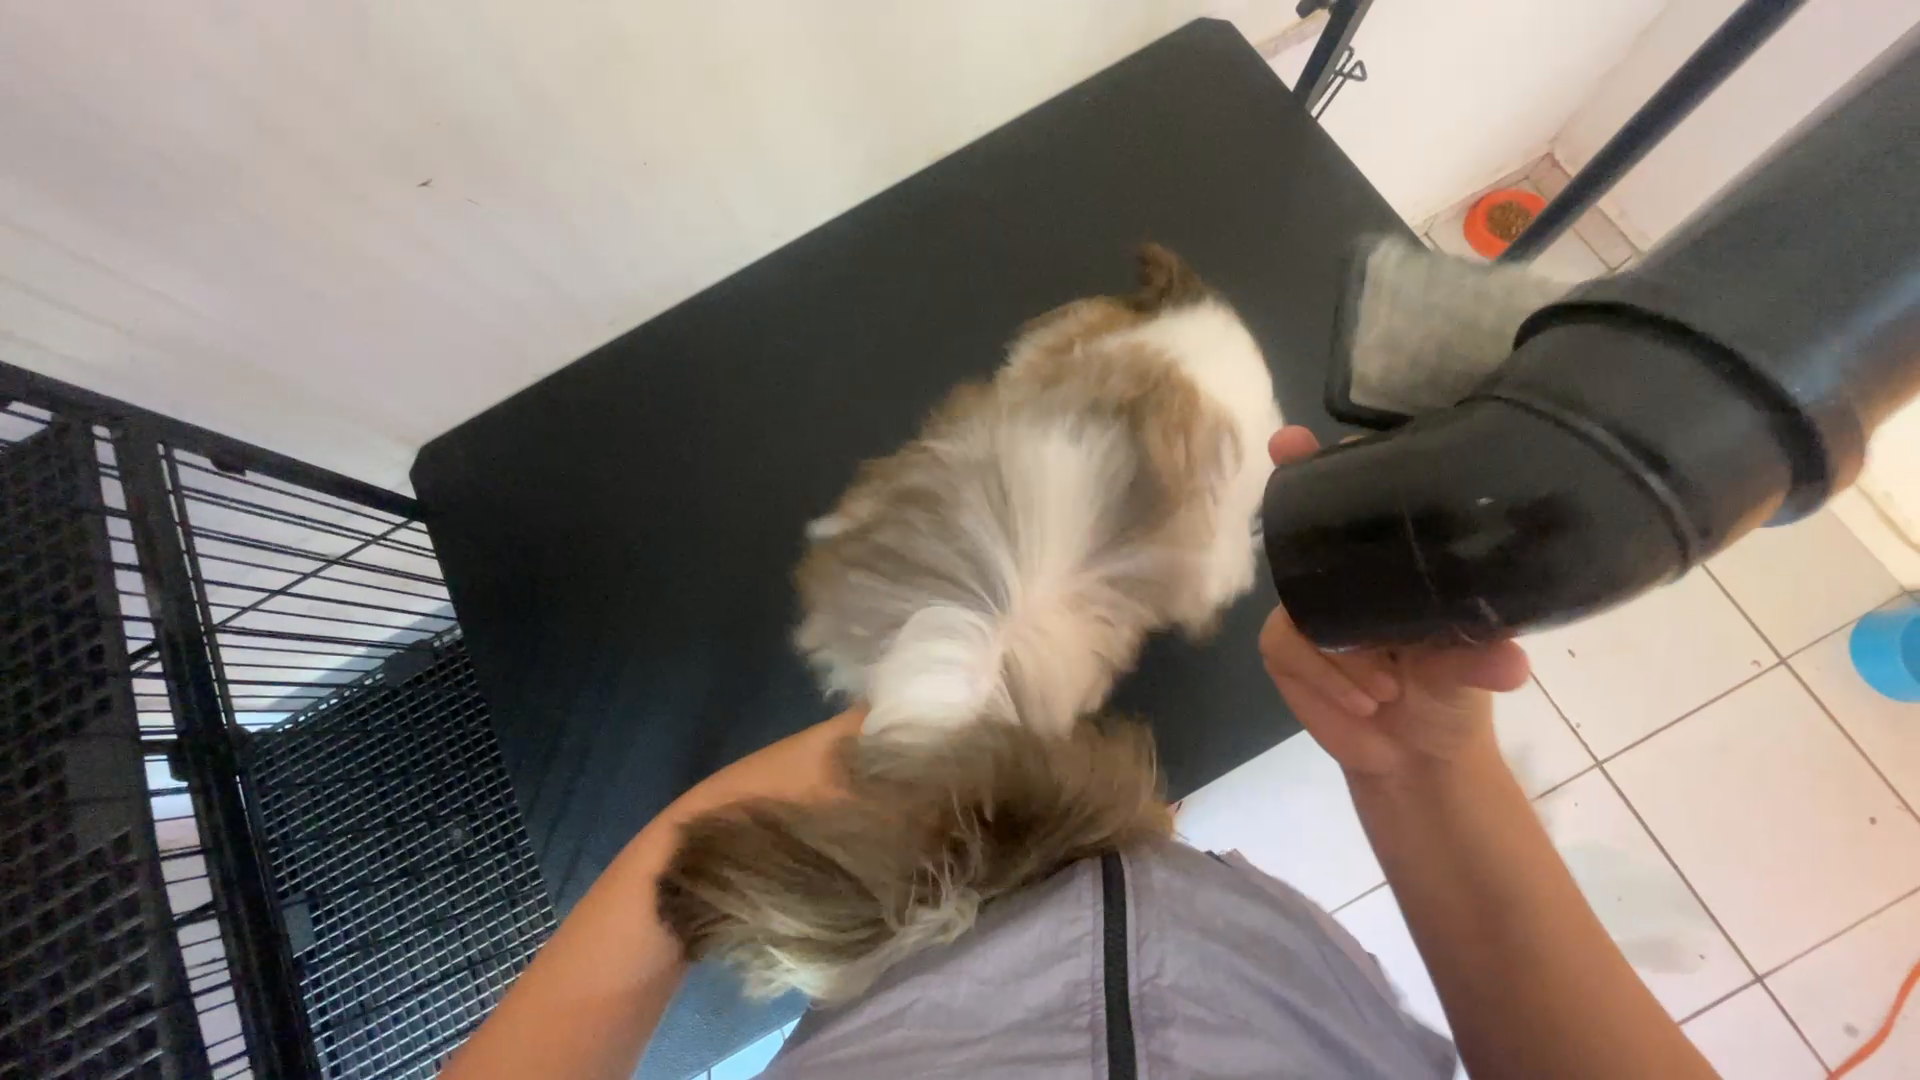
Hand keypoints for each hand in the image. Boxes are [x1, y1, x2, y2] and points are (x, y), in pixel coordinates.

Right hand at [1259, 428, 1529, 779]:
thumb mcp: (1467, 673)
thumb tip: (1509, 659)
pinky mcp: (1282, 645)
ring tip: (1384, 689)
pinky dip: (1327, 680)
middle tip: (1287, 455)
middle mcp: (1342, 577)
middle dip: (1294, 500)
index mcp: (1392, 570)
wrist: (1412, 758)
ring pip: (1299, 605)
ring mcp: (1305, 609)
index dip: (1326, 464)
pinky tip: (1360, 702)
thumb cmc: (1449, 700)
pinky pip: (1289, 646)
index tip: (1298, 436)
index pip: (1359, 505)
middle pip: (1308, 531)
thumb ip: (1475, 658)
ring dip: (1341, 656)